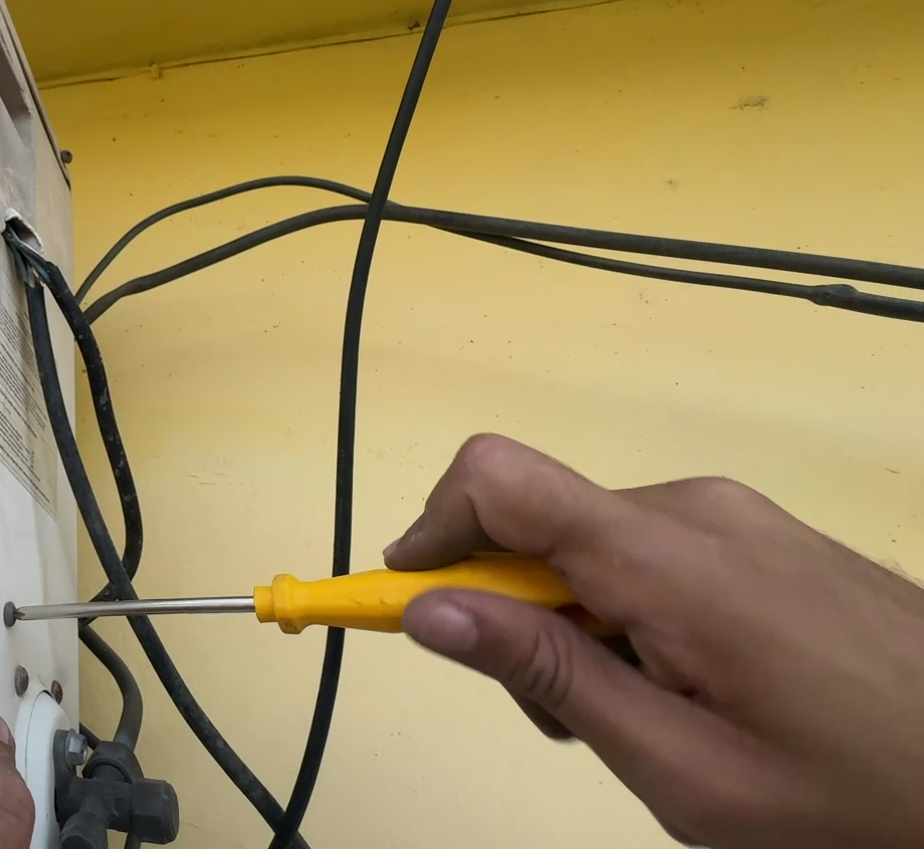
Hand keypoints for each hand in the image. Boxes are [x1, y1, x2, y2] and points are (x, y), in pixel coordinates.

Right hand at [387, 434, 923, 846]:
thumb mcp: (692, 773)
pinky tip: (687, 682)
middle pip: (533, 521)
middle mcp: (693, 509)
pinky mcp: (763, 538)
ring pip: (583, 540)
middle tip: (555, 707)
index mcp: (672, 556)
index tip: (414, 599)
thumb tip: (426, 609)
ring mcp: (736, 519)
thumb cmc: (877, 812)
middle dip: (508, 603)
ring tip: (636, 710)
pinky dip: (619, 607)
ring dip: (567, 615)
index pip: (498, 480)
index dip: (431, 525)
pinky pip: (642, 550)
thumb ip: (550, 675)